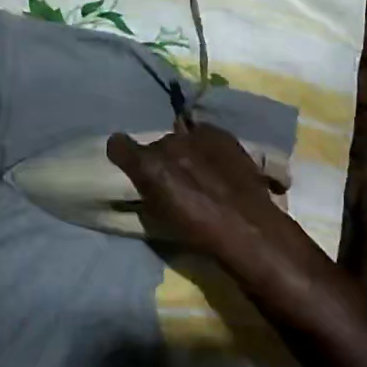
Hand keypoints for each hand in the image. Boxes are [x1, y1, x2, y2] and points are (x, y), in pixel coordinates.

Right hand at [107, 123, 321, 284]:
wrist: (247, 228)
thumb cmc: (197, 231)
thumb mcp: (158, 216)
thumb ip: (144, 190)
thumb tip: (138, 178)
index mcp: (149, 165)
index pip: (120, 146)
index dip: (123, 155)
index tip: (128, 165)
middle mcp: (170, 142)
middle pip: (157, 143)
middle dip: (161, 156)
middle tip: (171, 177)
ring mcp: (199, 135)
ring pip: (182, 137)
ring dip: (185, 150)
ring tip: (197, 171)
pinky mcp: (224, 136)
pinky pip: (205, 135)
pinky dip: (206, 146)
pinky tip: (216, 165)